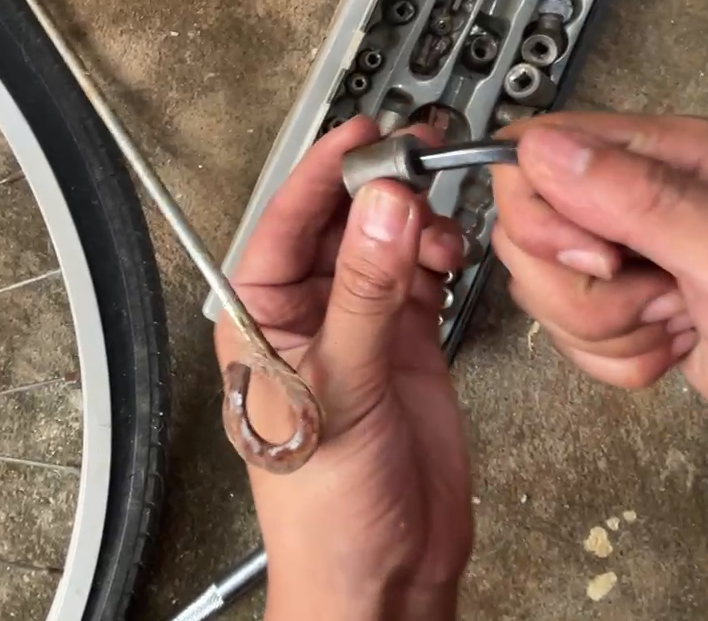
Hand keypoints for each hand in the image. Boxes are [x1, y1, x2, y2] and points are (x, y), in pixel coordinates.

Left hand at [216, 117, 472, 620]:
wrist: (386, 574)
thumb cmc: (323, 504)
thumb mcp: (340, 386)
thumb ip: (366, 293)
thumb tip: (382, 207)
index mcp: (261, 311)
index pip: (287, 219)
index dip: (324, 170)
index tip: (363, 133)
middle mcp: (307, 306)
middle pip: (340, 220)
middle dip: (377, 186)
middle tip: (418, 157)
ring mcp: (359, 318)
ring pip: (383, 239)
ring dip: (411, 220)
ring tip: (435, 224)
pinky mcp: (403, 335)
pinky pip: (417, 270)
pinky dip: (436, 252)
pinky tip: (447, 250)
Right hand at [492, 112, 707, 576]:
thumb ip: (649, 203)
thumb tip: (537, 147)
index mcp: (671, 155)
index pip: (537, 151)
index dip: (545, 212)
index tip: (605, 263)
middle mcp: (638, 192)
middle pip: (525, 222)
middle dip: (574, 284)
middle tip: (655, 302)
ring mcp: (629, 249)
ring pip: (539, 278)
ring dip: (597, 326)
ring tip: (678, 331)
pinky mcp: (624, 301)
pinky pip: (564, 324)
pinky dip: (608, 354)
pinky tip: (672, 353)